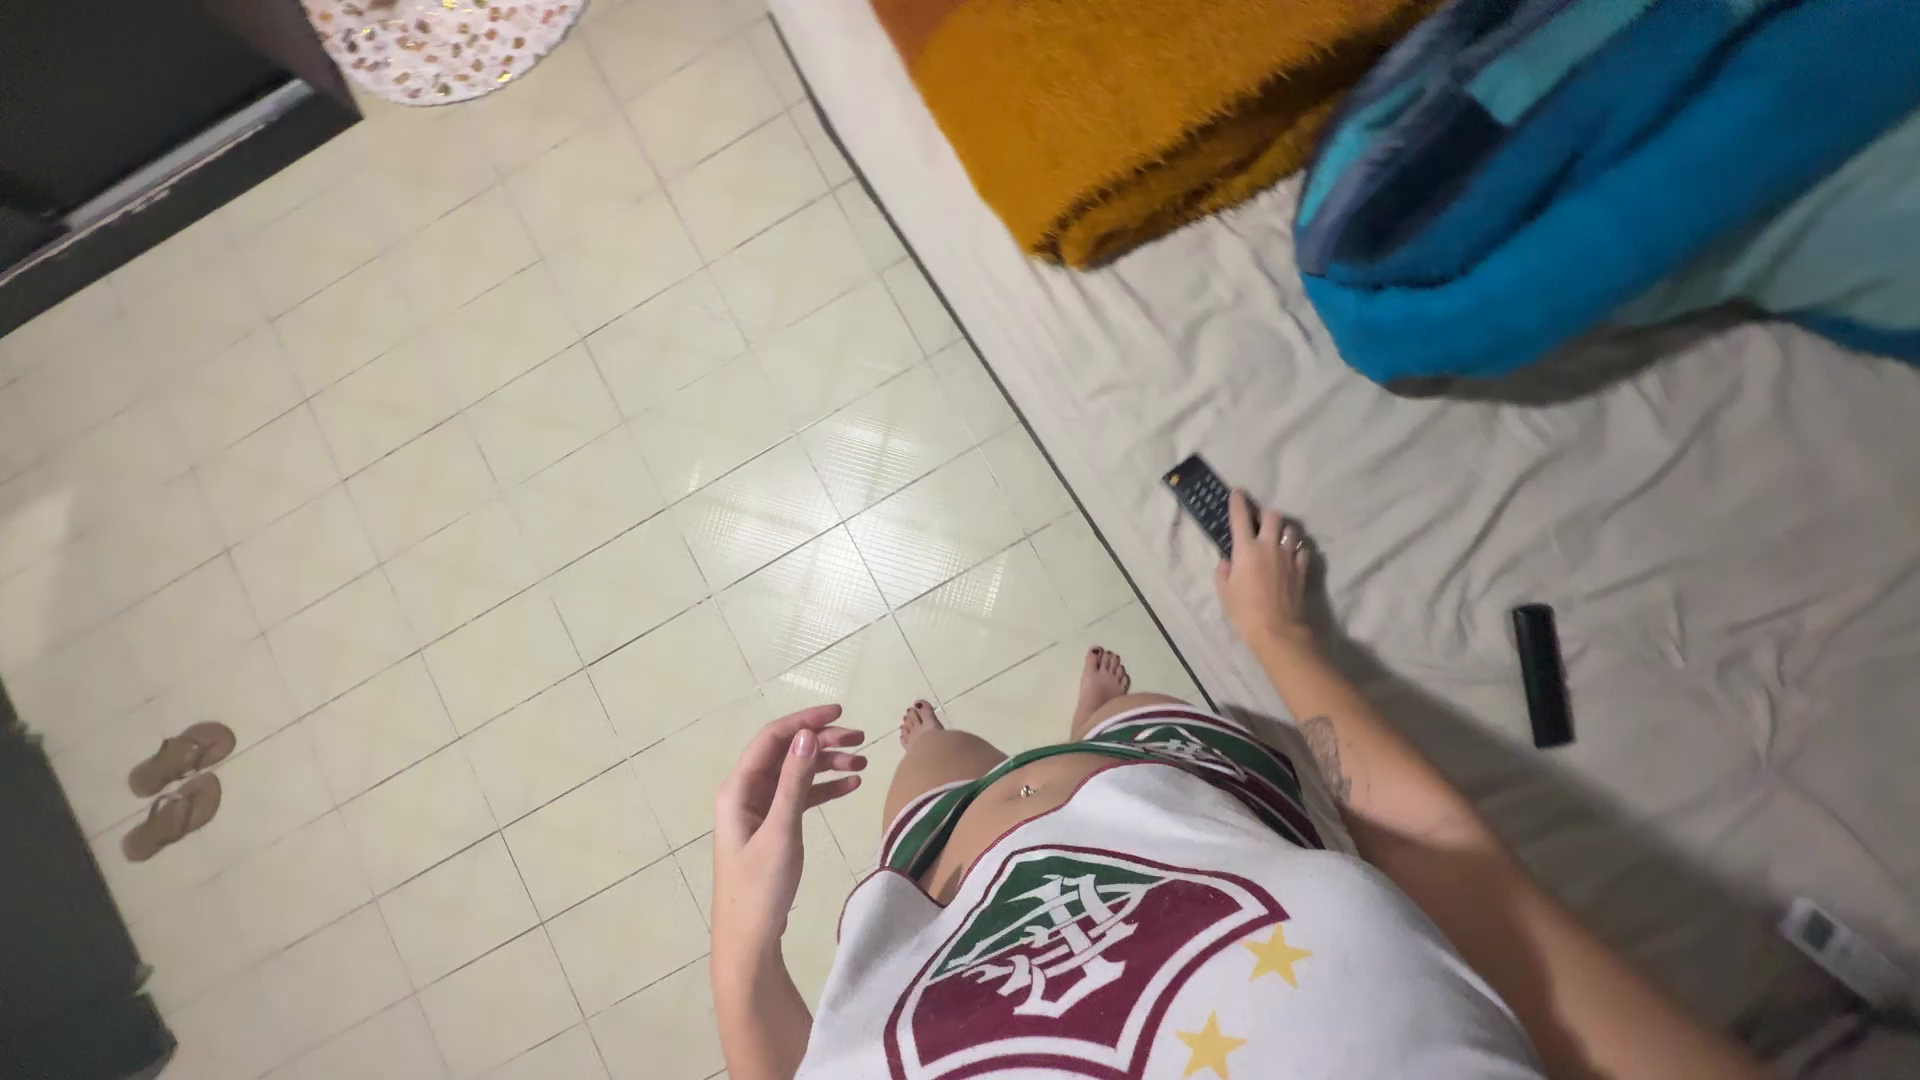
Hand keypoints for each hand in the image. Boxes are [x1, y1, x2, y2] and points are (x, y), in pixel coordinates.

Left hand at [711, 705, 866, 965]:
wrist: (749, 941)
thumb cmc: (759, 887)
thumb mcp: (781, 831)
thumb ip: (795, 781)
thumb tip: (807, 735)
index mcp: (738, 788)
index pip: (773, 738)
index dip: (805, 721)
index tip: (840, 713)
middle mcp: (746, 791)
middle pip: (787, 752)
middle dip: (822, 741)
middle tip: (860, 740)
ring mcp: (759, 809)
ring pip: (798, 772)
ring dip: (828, 764)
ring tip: (862, 764)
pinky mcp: (773, 825)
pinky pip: (801, 795)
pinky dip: (825, 788)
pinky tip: (852, 785)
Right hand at [1214, 489, 1315, 649]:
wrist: (1278, 630)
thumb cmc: (1244, 612)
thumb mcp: (1224, 592)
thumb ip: (1224, 572)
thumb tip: (1228, 561)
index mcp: (1245, 550)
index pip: (1241, 517)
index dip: (1238, 502)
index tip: (1237, 492)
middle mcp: (1269, 546)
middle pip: (1273, 516)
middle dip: (1266, 515)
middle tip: (1261, 522)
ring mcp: (1289, 556)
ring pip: (1292, 530)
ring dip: (1284, 530)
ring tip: (1279, 537)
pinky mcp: (1303, 569)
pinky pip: (1303, 549)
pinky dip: (1297, 548)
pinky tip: (1292, 555)